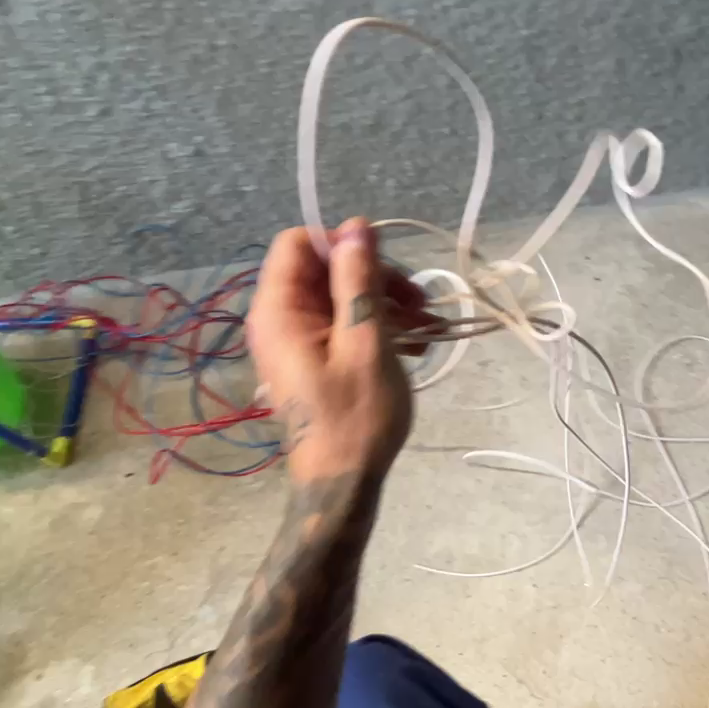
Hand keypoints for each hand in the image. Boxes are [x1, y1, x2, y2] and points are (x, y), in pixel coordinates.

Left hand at [246, 218, 431, 483]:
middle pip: (324, 271)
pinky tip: (415, 345)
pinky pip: (343, 327)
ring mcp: (296, 342)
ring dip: (386, 305)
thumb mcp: (366, 341)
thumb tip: (355, 226)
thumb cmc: (356, 414)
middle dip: (376, 279)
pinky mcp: (313, 361)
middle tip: (422, 304)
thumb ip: (358, 281)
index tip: (390, 267)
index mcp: (280, 310)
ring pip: (340, 299)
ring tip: (429, 329)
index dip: (344, 244)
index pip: (298, 244)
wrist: (343, 481)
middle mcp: (279, 320)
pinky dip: (378, 328)